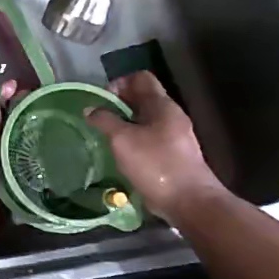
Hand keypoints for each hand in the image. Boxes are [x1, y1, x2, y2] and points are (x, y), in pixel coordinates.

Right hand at [85, 71, 229, 224]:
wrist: (188, 200)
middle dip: (118, 105)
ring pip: (144, 120)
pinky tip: (120, 155)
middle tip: (98, 120)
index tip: (101, 100)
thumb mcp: (122, 140)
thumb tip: (90, 109)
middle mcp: (171, 116)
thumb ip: (104, 120)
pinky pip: (148, 138)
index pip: (140, 78)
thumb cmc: (155, 164)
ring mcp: (174, 136)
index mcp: (163, 106)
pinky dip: (132, 140)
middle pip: (142, 99)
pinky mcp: (172, 155)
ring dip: (124, 124)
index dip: (119, 83)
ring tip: (105, 138)